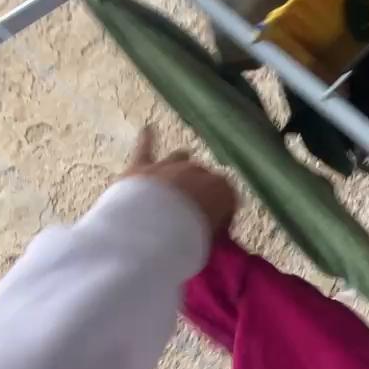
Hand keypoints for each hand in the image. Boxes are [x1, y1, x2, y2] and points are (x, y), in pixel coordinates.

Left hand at [120, 128, 237, 236]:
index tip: (215, 228)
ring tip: (183, 159)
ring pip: (179, 159)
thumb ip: (213, 232)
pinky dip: (146, 139)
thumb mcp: (211, 240)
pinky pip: (144, 149)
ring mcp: (170, 166)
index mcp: (222, 189)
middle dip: (200, 190)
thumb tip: (213, 235)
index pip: (227, 199)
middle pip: (203, 178)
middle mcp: (199, 171)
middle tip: (193, 210)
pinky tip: (147, 129)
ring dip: (180, 163)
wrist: (153, 229)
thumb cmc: (188, 237)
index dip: (221, 213)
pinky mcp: (142, 168)